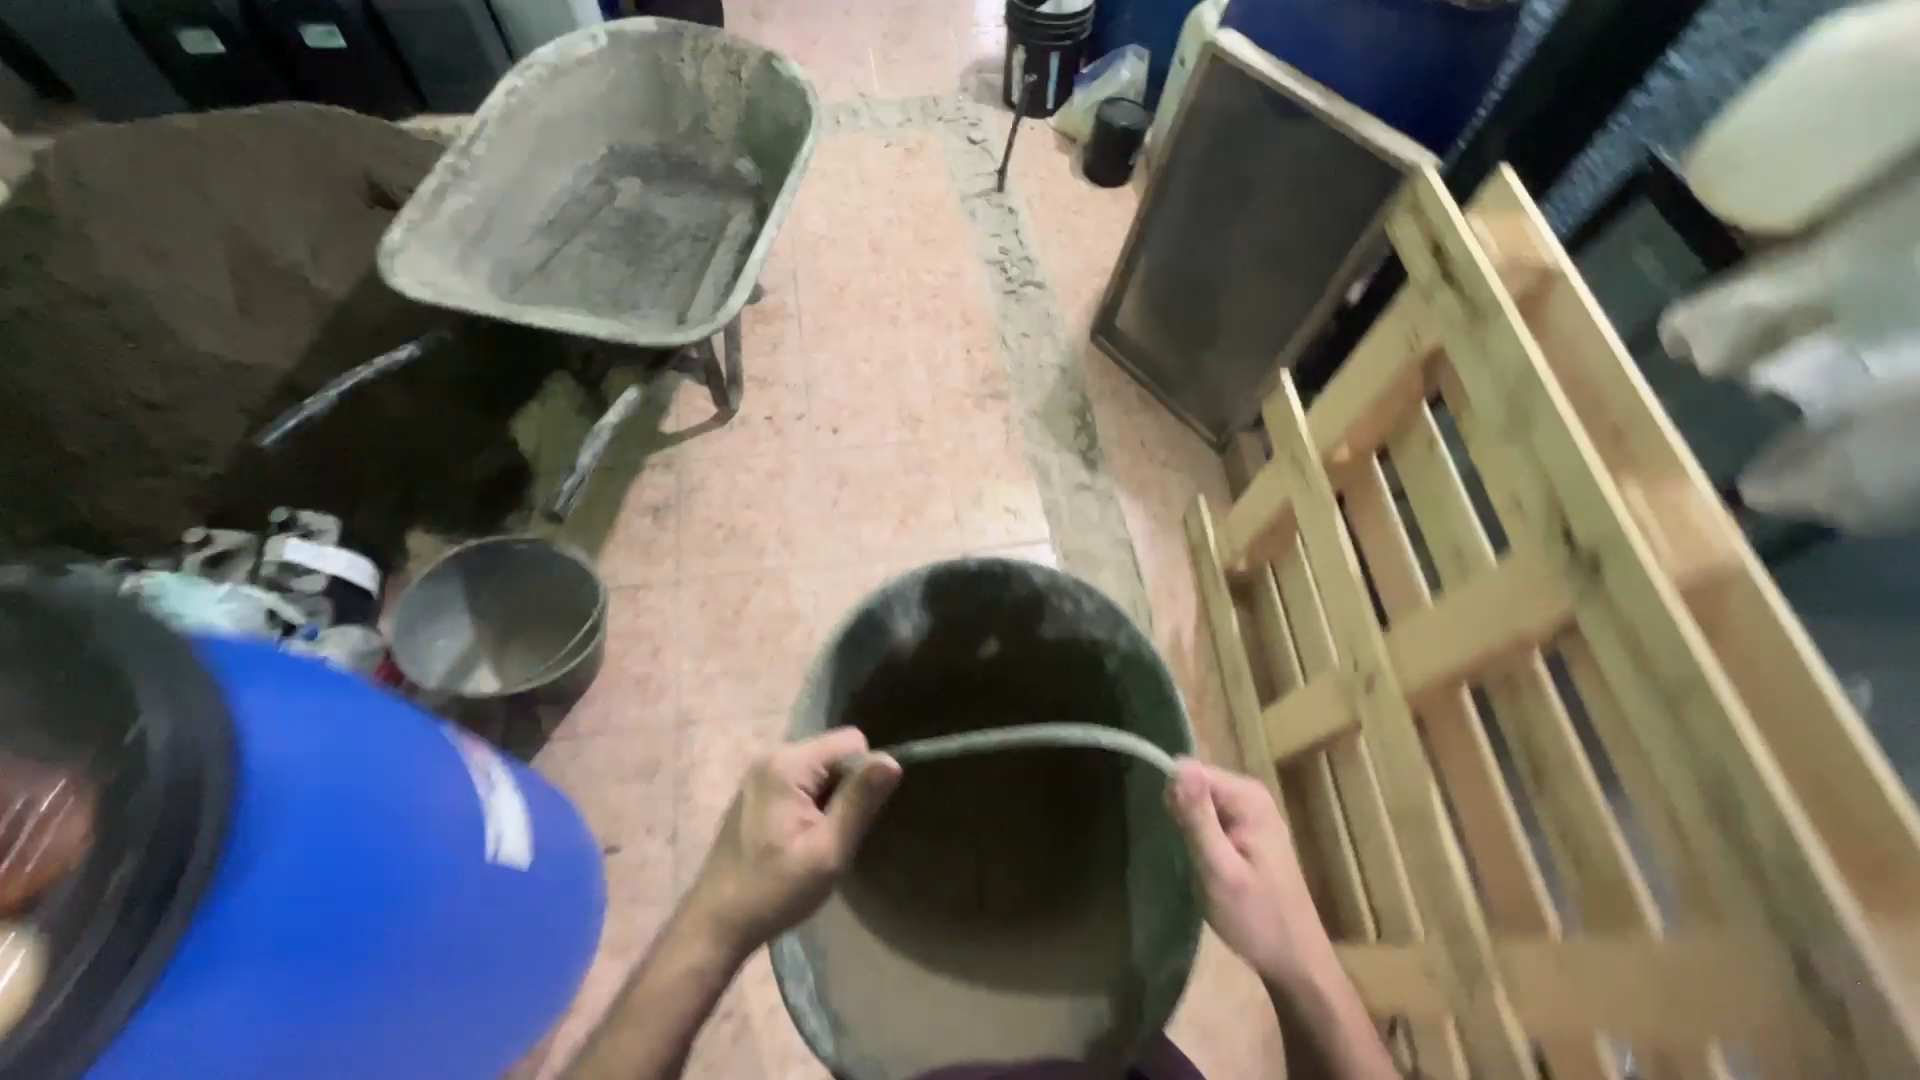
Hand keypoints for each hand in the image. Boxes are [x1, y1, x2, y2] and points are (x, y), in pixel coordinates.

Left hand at [683, 728, 902, 956]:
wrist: (717, 922)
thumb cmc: (774, 890)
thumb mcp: (828, 851)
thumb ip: (860, 801)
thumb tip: (892, 760)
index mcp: (788, 763)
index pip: (852, 742)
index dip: (864, 777)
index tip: (851, 819)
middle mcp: (772, 755)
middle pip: (834, 753)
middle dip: (846, 788)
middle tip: (833, 835)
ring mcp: (760, 772)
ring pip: (819, 768)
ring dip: (828, 799)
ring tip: (816, 840)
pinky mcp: (755, 789)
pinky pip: (800, 780)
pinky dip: (810, 803)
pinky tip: (799, 838)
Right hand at [1166, 759, 1331, 985]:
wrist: (1295, 962)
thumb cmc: (1257, 918)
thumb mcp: (1219, 870)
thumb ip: (1198, 818)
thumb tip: (1178, 765)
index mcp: (1248, 797)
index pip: (1190, 771)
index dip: (1175, 801)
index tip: (1175, 836)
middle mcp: (1251, 796)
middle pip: (1195, 786)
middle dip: (1182, 817)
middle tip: (1190, 857)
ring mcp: (1251, 815)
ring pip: (1199, 805)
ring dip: (1189, 831)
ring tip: (1195, 864)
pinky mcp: (1247, 833)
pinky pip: (1209, 821)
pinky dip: (1200, 841)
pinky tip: (1205, 867)